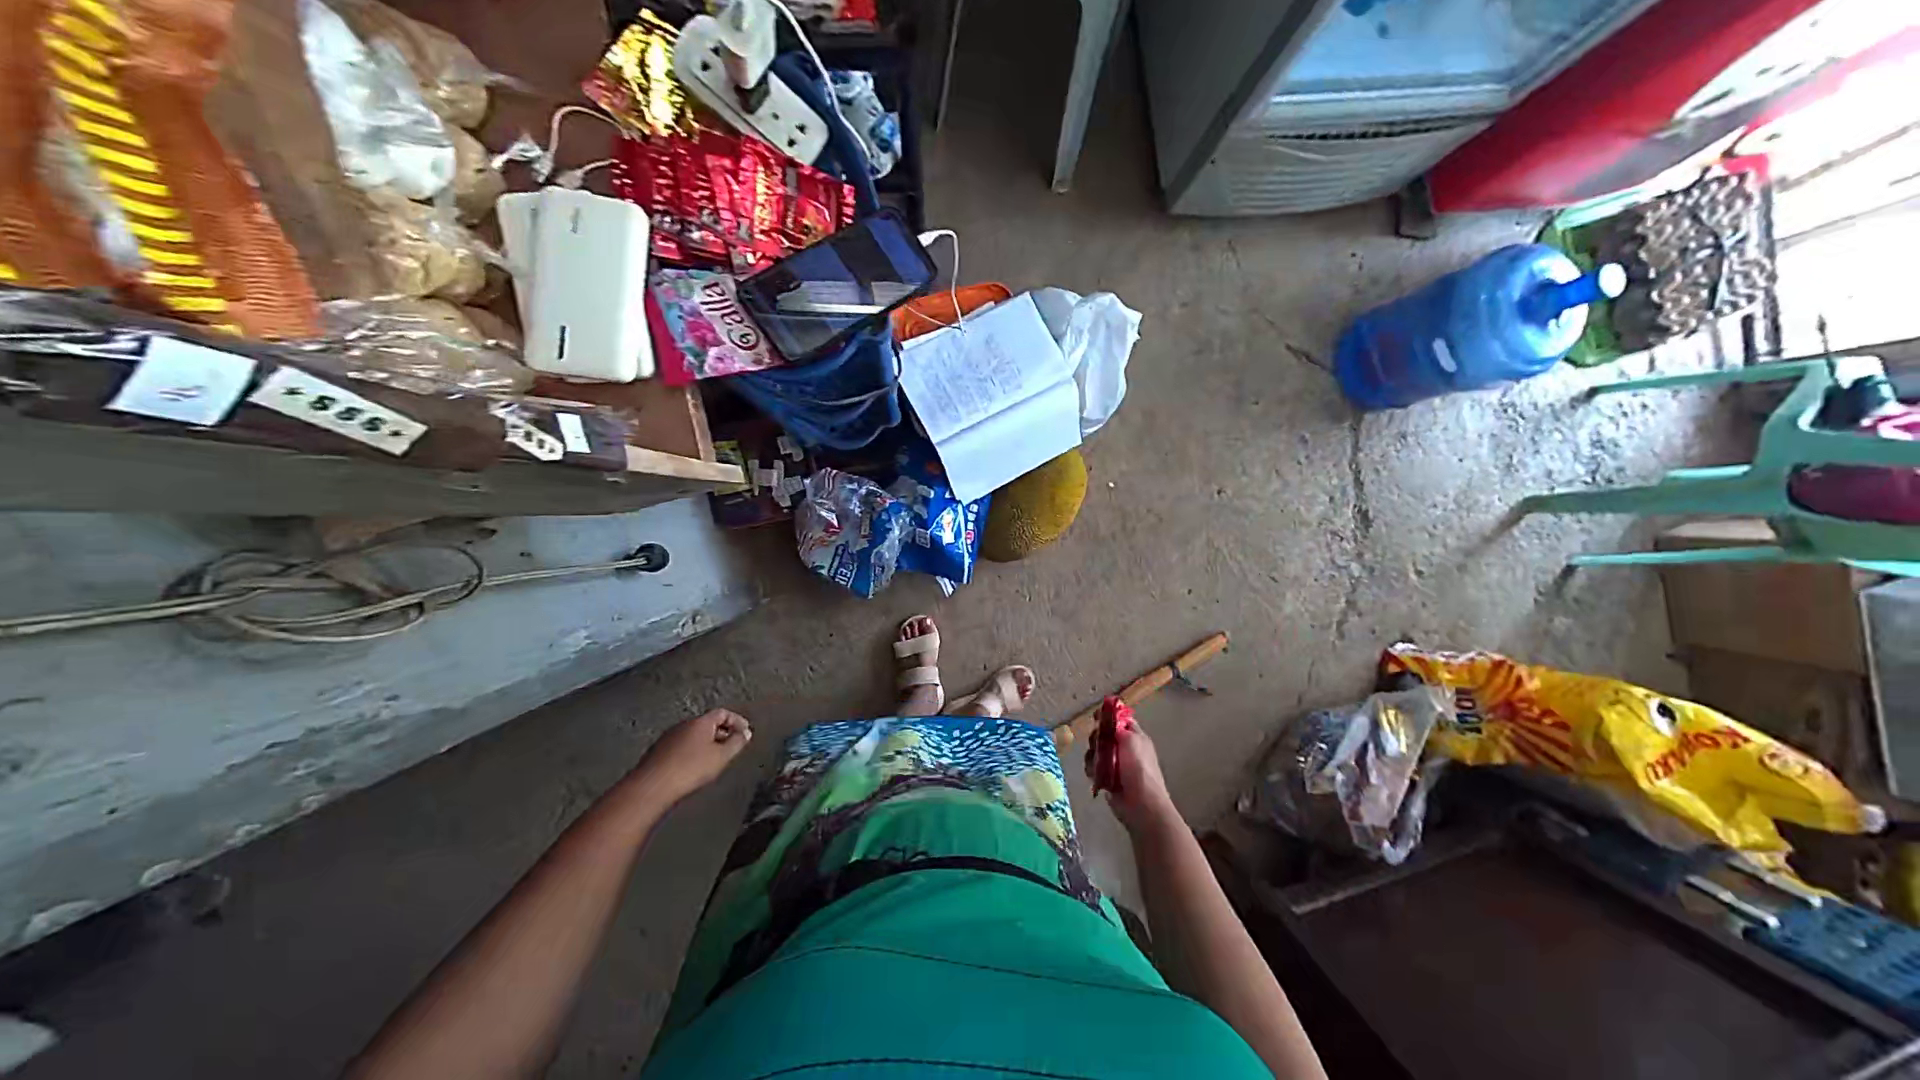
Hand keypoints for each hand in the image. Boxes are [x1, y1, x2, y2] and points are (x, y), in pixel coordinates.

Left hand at [634, 709, 752, 805]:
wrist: (653, 786)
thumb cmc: (689, 769)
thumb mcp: (722, 756)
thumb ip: (737, 743)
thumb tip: (745, 733)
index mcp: (700, 722)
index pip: (723, 713)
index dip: (737, 721)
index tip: (745, 731)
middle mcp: (683, 725)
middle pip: (707, 723)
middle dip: (722, 733)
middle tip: (733, 745)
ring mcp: (668, 738)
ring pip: (693, 735)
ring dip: (707, 743)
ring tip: (715, 759)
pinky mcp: (658, 752)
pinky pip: (681, 746)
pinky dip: (692, 752)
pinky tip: (694, 768)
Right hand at [1086, 715, 1179, 832]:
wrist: (1140, 803)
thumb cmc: (1138, 768)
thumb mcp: (1131, 740)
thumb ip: (1117, 727)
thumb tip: (1108, 718)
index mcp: (1135, 737)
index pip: (1120, 720)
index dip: (1108, 717)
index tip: (1096, 717)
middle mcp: (1125, 749)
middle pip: (1104, 736)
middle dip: (1096, 739)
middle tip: (1096, 744)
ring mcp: (1116, 764)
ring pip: (1096, 752)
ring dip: (1092, 756)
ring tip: (1096, 764)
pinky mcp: (1107, 779)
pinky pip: (1094, 768)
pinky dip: (1092, 770)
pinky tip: (1094, 775)